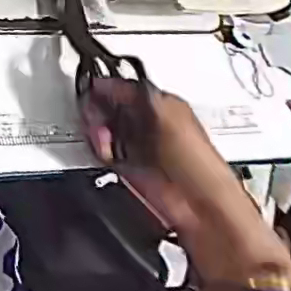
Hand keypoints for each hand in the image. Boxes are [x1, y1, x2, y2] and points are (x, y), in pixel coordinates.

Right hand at [80, 75, 290, 283]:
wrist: (199, 209)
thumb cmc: (198, 164)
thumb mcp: (167, 113)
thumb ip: (137, 91)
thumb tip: (110, 82)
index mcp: (162, 105)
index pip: (124, 87)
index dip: (106, 87)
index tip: (91, 90)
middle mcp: (148, 123)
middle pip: (108, 106)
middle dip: (98, 110)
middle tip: (97, 117)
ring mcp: (137, 145)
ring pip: (102, 127)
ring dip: (97, 131)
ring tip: (104, 139)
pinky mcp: (128, 166)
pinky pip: (103, 150)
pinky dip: (99, 149)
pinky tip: (107, 153)